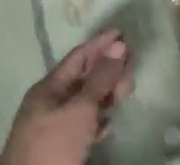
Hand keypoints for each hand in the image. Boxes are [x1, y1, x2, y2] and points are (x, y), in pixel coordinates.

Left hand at [0, 30, 134, 164]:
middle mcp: (48, 103)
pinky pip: (82, 123)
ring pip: (85, 101)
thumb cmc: (53, 145)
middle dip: (108, 70)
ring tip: (124, 96)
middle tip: (131, 70)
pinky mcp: (58, 147)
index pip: (78, 56)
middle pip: (83, 77)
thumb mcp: (80, 109)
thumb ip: (101, 78)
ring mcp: (52, 126)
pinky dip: (97, 120)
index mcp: (48, 88)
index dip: (101, 43)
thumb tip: (119, 44)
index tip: (125, 32)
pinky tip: (108, 125)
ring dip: (106, 95)